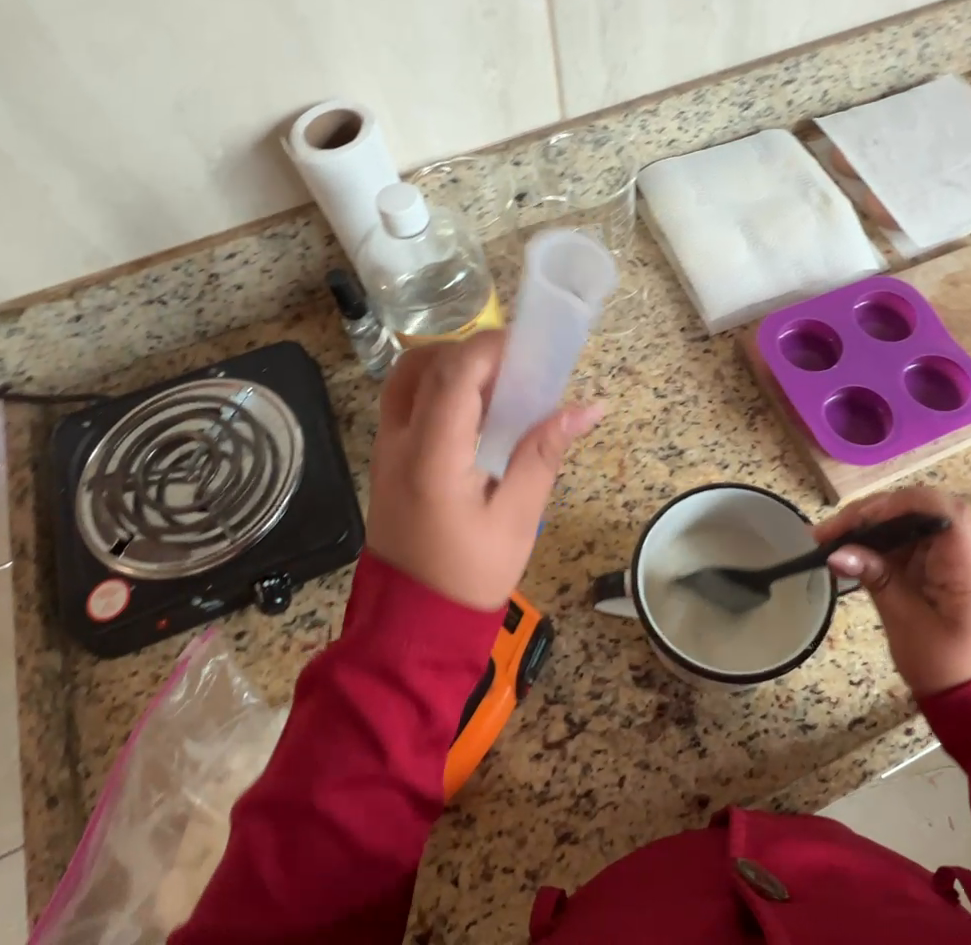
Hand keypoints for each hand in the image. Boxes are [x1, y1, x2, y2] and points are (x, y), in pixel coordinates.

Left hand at [366, 332, 603, 612]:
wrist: (415, 621)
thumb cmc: (471, 574)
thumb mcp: (517, 518)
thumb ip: (543, 454)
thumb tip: (585, 408)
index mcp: (432, 457)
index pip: (454, 376)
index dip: (491, 348)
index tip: (530, 350)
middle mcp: (399, 442)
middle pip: (423, 365)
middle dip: (471, 351)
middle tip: (514, 367)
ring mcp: (385, 449)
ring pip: (405, 378)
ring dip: (449, 366)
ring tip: (494, 385)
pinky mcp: (386, 459)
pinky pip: (405, 402)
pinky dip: (437, 388)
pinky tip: (473, 412)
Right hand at [813, 486, 970, 697]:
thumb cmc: (950, 669)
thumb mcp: (907, 624)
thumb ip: (877, 579)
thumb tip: (836, 553)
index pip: (940, 509)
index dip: (896, 504)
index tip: (855, 521)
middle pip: (921, 510)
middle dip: (873, 514)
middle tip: (829, 533)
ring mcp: (960, 560)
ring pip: (913, 524)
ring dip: (872, 529)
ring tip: (831, 542)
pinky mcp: (947, 570)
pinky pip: (913, 545)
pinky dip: (883, 546)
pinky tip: (853, 555)